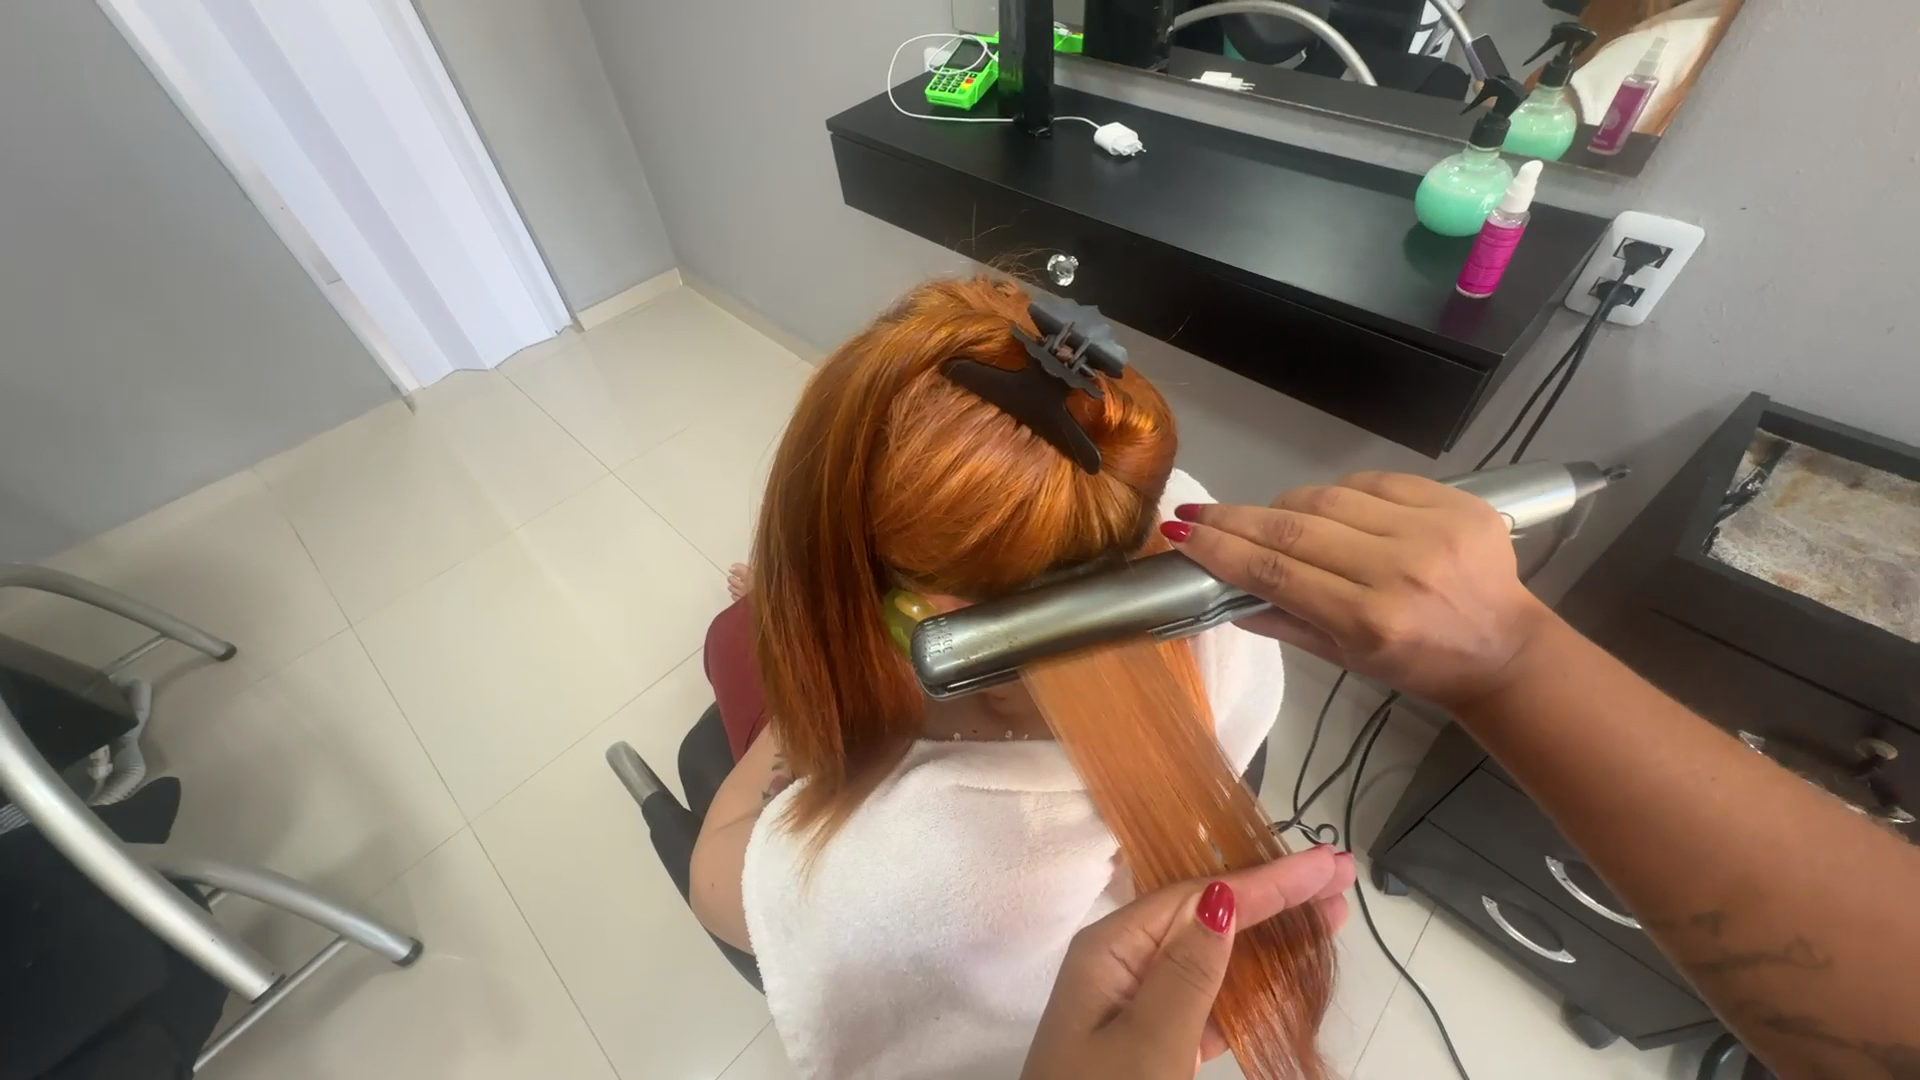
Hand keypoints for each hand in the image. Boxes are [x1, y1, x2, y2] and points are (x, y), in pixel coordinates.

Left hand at [1021, 847, 1355, 1079]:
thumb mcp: (1148, 1044)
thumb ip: (1188, 973)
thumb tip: (1221, 896)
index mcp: (1111, 947)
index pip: (1198, 897)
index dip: (1266, 880)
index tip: (1326, 863)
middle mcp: (1123, 961)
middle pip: (1207, 914)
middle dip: (1274, 895)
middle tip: (1338, 875)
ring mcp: (1137, 1001)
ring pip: (1213, 955)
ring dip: (1269, 936)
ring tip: (1327, 914)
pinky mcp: (1153, 1042)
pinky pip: (1208, 998)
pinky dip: (1249, 985)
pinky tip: (1283, 974)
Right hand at [1164, 472, 1555, 707]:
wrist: (1505, 648)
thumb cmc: (1416, 664)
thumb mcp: (1344, 659)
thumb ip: (1282, 623)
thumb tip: (1225, 595)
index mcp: (1370, 619)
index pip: (1274, 571)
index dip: (1219, 548)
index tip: (1180, 532)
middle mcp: (1399, 569)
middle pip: (1292, 529)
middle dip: (1232, 518)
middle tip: (1195, 512)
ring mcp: (1431, 529)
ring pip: (1325, 498)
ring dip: (1282, 506)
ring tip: (1264, 518)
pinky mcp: (1456, 502)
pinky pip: (1370, 481)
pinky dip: (1336, 493)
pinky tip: (1327, 509)